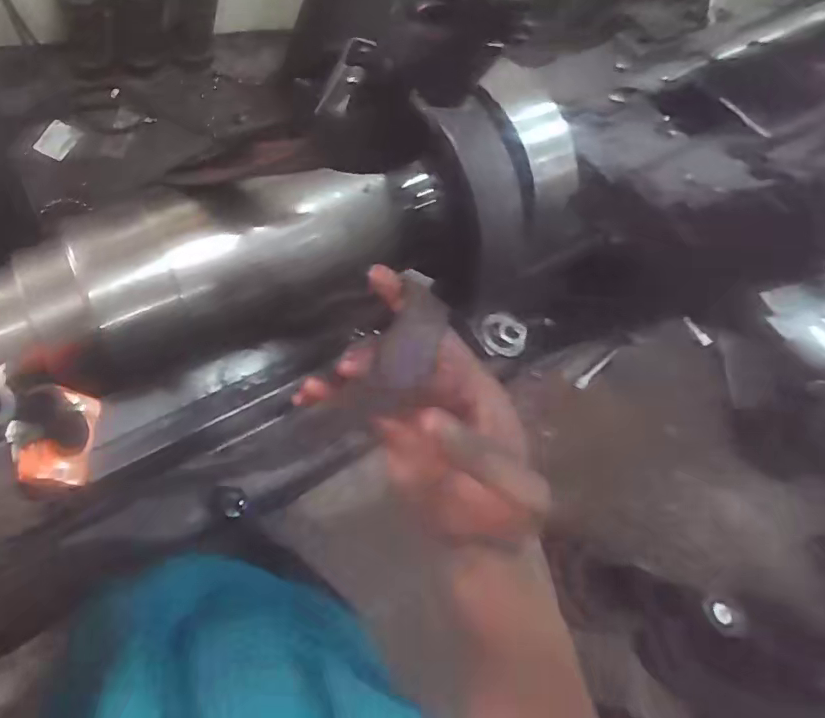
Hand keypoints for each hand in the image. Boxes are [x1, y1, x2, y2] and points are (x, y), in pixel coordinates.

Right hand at [295, 265, 550, 549]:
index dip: (409, 304)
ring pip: (373, 374)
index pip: (438, 334)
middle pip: (398, 351)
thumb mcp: (515, 488)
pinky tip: (309, 398)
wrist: (484, 546)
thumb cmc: (511, 511)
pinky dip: (333, 398)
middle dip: (371, 351)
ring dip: (346, 373)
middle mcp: (437, 387)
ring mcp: (410, 407)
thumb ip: (475, 451)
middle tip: (349, 368)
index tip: (378, 277)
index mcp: (471, 386)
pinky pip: (357, 405)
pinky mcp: (388, 430)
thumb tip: (425, 418)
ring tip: (321, 384)